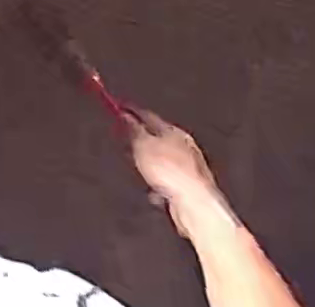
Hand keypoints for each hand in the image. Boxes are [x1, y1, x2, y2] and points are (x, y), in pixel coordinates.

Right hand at [129, 108, 235, 238]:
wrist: (195, 205)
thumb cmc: (170, 171)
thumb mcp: (141, 143)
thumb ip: (132, 128)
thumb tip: (126, 116)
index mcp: (175, 132)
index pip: (148, 115)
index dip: (131, 112)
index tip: (119, 110)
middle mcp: (187, 147)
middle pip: (156, 138)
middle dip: (140, 141)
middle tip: (127, 142)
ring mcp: (191, 168)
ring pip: (162, 160)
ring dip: (149, 163)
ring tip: (140, 169)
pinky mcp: (192, 187)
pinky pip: (168, 178)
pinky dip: (158, 180)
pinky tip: (154, 187)